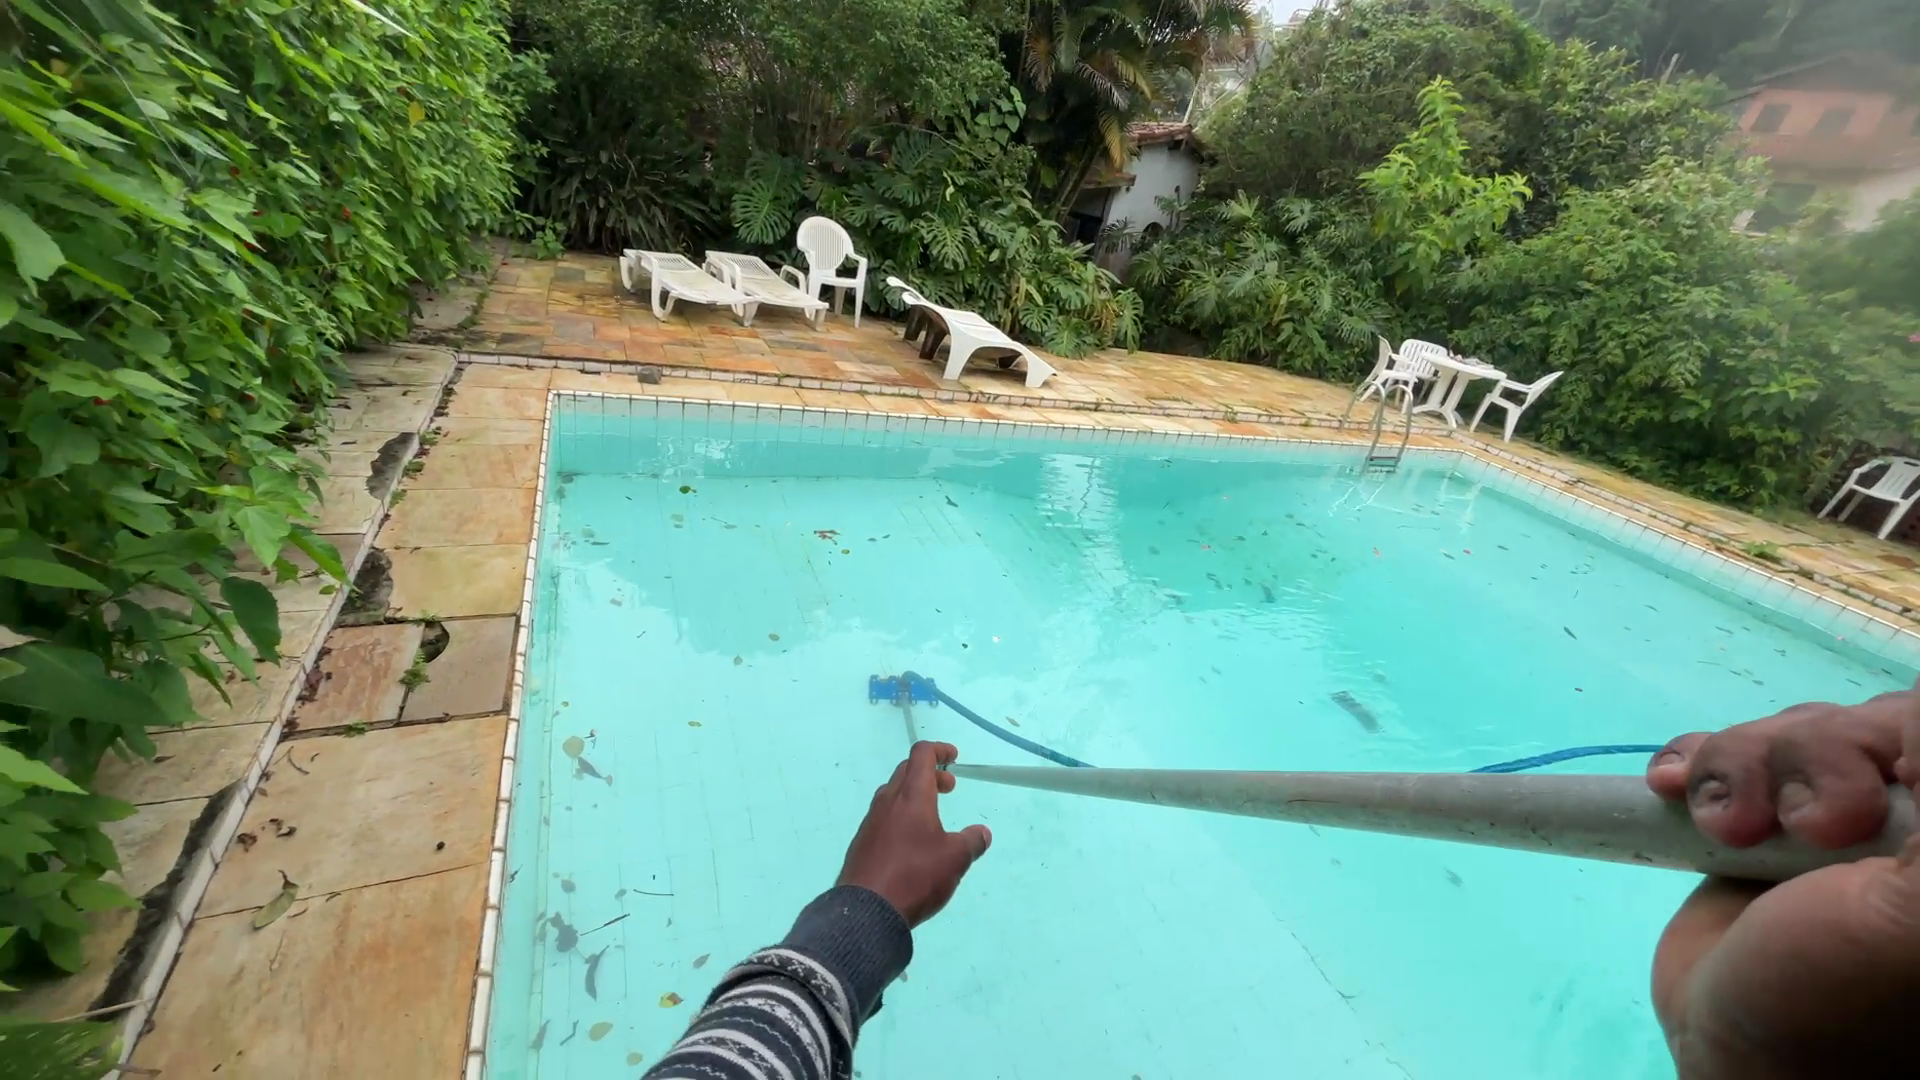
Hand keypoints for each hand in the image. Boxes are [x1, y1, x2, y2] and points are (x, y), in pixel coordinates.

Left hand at [836, 741, 991, 927]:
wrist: (866, 912)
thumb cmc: (915, 876)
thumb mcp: (955, 860)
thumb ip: (972, 842)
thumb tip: (982, 833)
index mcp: (912, 795)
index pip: (921, 755)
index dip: (939, 750)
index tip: (954, 758)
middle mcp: (888, 801)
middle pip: (906, 771)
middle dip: (929, 774)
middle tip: (949, 789)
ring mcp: (871, 822)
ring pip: (892, 794)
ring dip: (913, 796)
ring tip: (931, 819)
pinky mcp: (861, 843)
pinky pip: (883, 817)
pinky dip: (900, 816)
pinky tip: (909, 843)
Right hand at [1644, 690, 1919, 1077]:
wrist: (1741, 1044)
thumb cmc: (1846, 998)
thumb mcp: (1913, 915)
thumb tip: (1912, 736)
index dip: (1881, 743)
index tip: (1852, 812)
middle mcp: (1906, 816)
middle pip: (1849, 724)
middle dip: (1795, 761)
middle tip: (1791, 833)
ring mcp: (1827, 815)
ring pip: (1774, 733)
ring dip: (1728, 768)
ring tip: (1717, 828)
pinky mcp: (1753, 818)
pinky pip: (1711, 751)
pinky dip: (1684, 762)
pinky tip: (1671, 791)